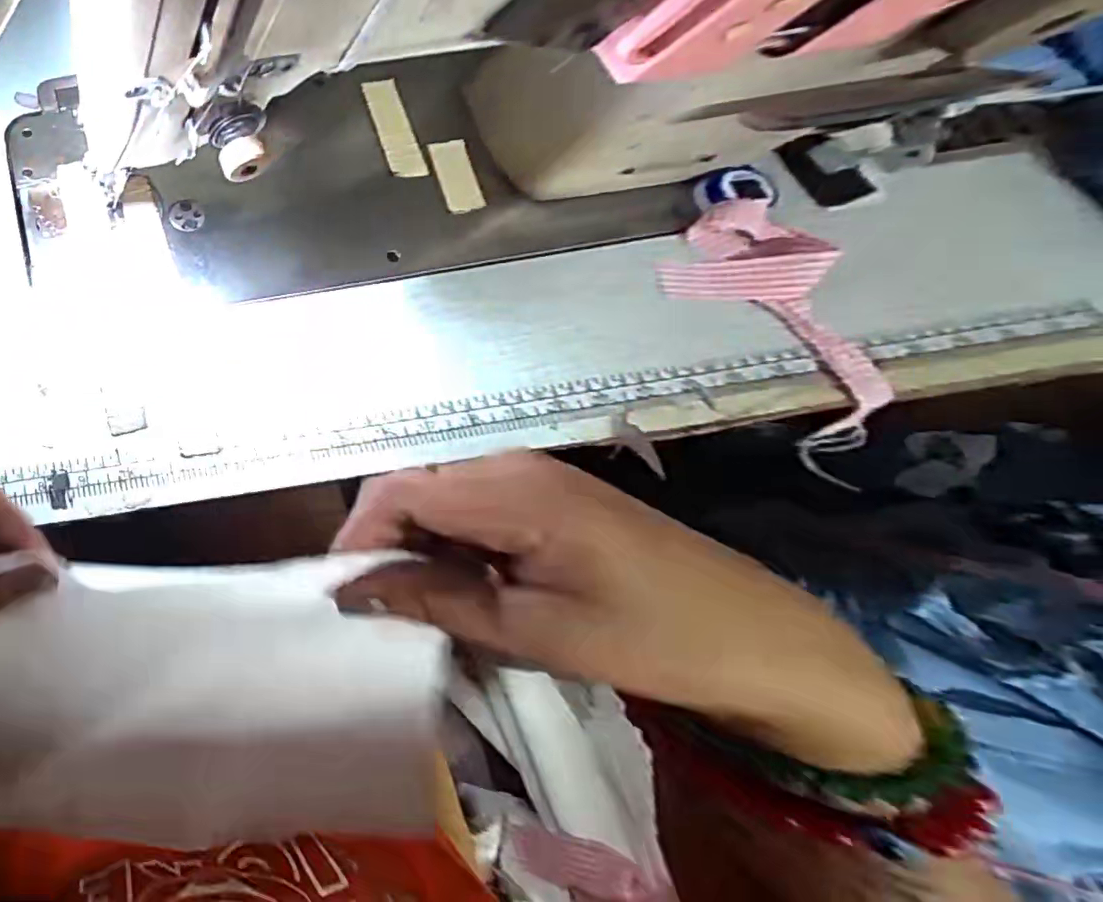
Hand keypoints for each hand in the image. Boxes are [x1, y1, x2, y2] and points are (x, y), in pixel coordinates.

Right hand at [332, 452, 921, 773]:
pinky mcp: (539, 489)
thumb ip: (435, 600)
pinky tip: (461, 580)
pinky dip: (446, 539)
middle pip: (410, 485)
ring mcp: (527, 472)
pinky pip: (466, 502)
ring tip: (415, 597)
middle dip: (379, 538)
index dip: (357, 536)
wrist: (763, 638)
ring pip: (434, 493)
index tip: (340, 590)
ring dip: (412, 541)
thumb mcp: (533, 632)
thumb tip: (356, 590)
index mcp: (511, 490)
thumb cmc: (651, 638)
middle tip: (372, 599)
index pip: (398, 492)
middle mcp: (510, 464)